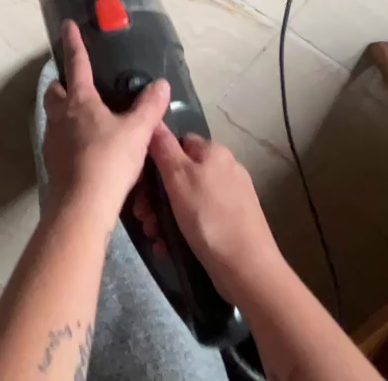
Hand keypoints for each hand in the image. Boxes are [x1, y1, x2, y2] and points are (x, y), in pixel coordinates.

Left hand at [42, 20, 170, 229]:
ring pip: (54, 115)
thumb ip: (149, 107)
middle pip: (55, 90)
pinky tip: (85, 147)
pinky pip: (59, 139)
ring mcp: (53, 138)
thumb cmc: (108, 161)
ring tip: (85, 116)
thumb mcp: (136, 132)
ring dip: (65, 110)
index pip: (75, 63)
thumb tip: (161, 84)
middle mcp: (60, 114)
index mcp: (79, 100)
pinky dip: (69, 136)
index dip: (73, 43)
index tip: (66, 25)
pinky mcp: (53, 161)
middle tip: (77, 84)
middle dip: (63, 83)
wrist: (81, 205)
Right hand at [146, 125, 282, 291]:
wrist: (248, 269)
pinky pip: (198, 218)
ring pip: (185, 198)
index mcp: (214, 152)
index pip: (176, 142)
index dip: (155, 159)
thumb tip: (154, 118)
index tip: (140, 182)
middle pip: (178, 173)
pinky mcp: (232, 223)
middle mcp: (224, 170)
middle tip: (143, 216)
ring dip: (163, 215)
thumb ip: (163, 145)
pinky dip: (180, 229)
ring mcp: (231, 198)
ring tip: (153, 235)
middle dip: (155, 195)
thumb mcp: (178, 176)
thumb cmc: (208, 217)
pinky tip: (167, 245)